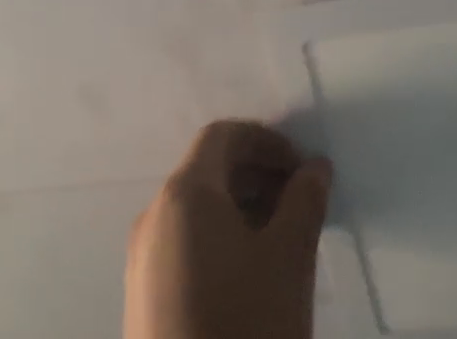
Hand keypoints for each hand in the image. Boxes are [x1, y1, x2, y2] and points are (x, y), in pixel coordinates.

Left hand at [125, 120, 332, 338]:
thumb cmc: (245, 323)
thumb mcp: (288, 257)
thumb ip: (305, 200)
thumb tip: (314, 167)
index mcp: (184, 195)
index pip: (222, 136)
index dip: (266, 140)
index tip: (303, 168)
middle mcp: (154, 217)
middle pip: (207, 170)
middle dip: (258, 174)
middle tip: (301, 203)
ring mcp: (142, 260)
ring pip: (196, 210)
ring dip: (242, 208)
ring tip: (284, 240)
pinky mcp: (143, 297)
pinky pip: (184, 243)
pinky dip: (221, 238)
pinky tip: (252, 275)